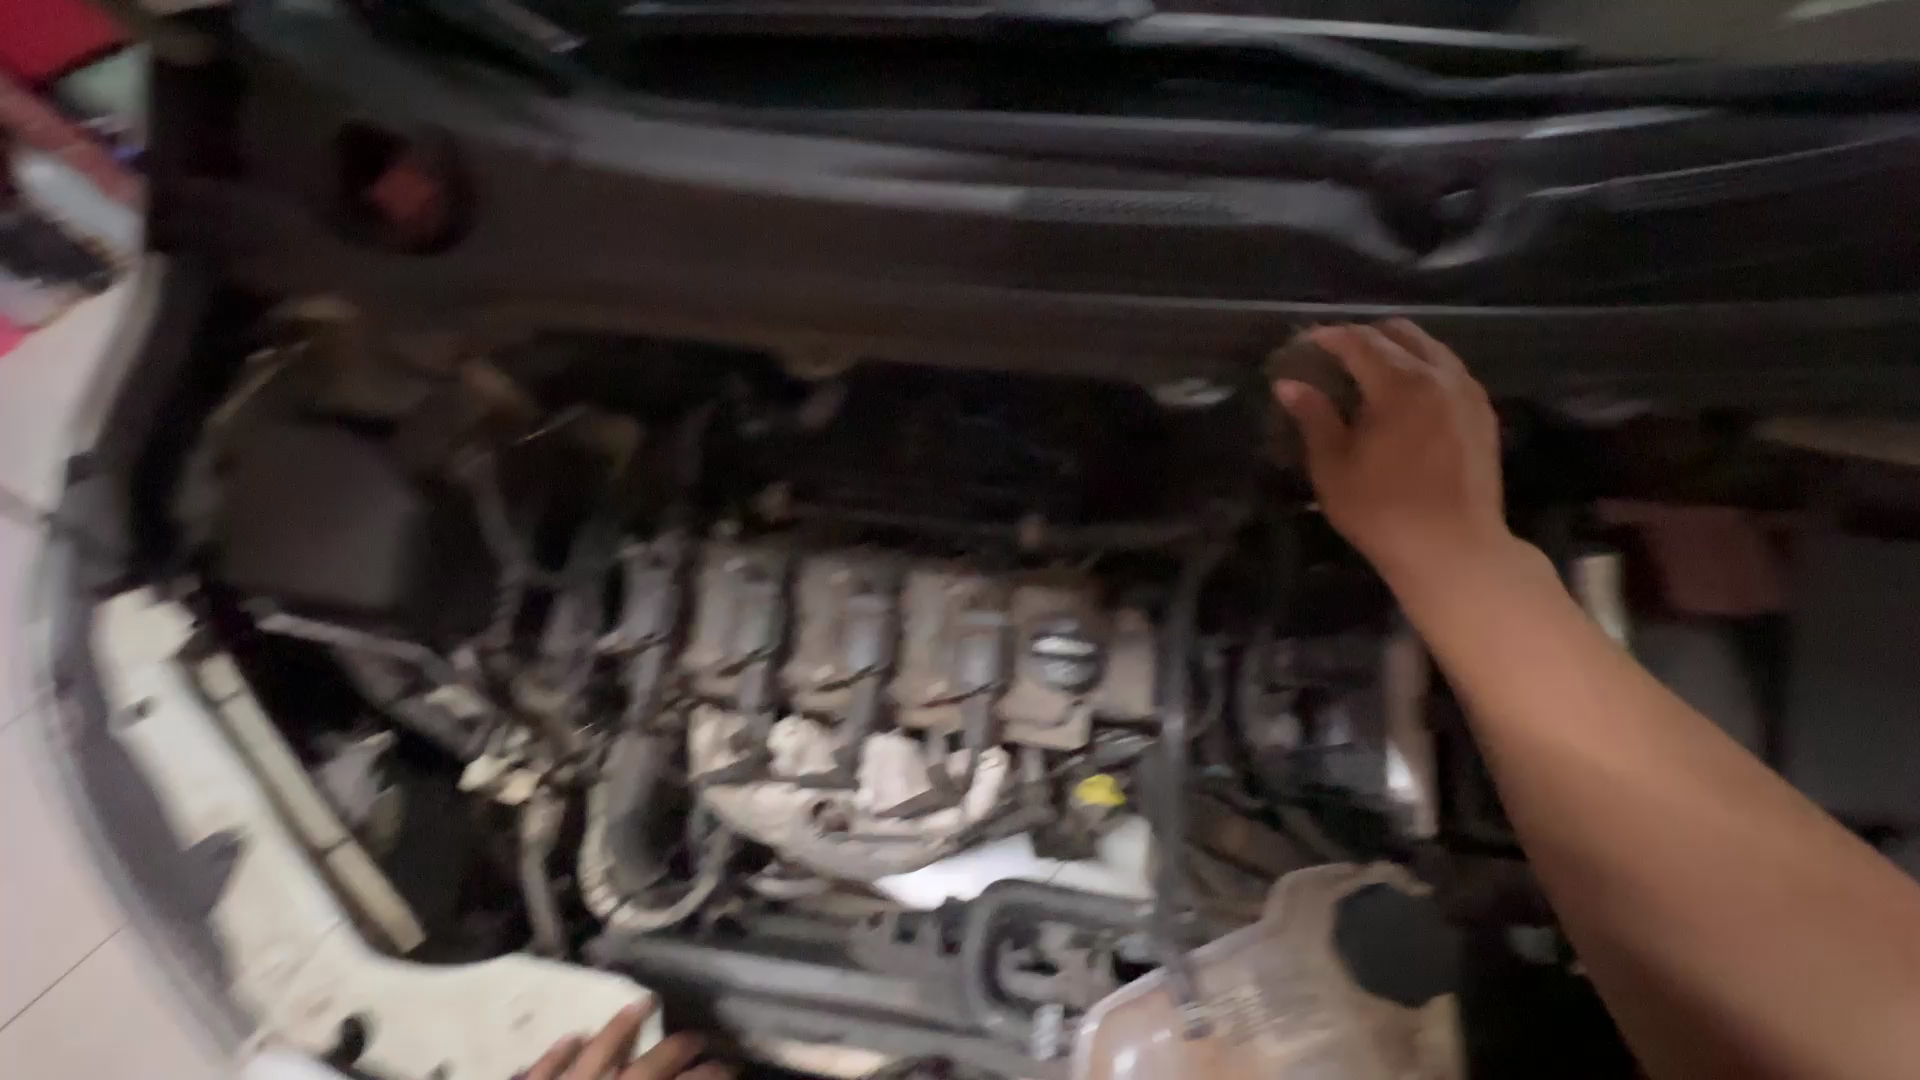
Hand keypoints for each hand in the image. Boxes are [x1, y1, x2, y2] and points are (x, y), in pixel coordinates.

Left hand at [523, 1001, 730, 1079]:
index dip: (711, 1074)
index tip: (732, 1065)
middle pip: (651, 1064)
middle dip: (681, 1046)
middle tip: (703, 1037)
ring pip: (597, 1051)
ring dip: (623, 1027)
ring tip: (644, 1003)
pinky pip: (542, 1071)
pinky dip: (558, 1053)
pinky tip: (570, 1037)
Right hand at [1273, 321, 1510, 587]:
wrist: (1453, 547)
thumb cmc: (1380, 509)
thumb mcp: (1332, 466)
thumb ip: (1313, 417)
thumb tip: (1288, 384)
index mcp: (1399, 384)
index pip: (1359, 342)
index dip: (1328, 337)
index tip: (1304, 342)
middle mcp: (1440, 376)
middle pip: (1401, 332)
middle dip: (1364, 336)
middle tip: (1335, 355)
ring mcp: (1468, 393)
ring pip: (1431, 348)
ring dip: (1396, 350)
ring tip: (1368, 373)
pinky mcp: (1482, 413)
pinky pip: (1449, 371)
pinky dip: (1422, 369)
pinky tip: (1403, 397)